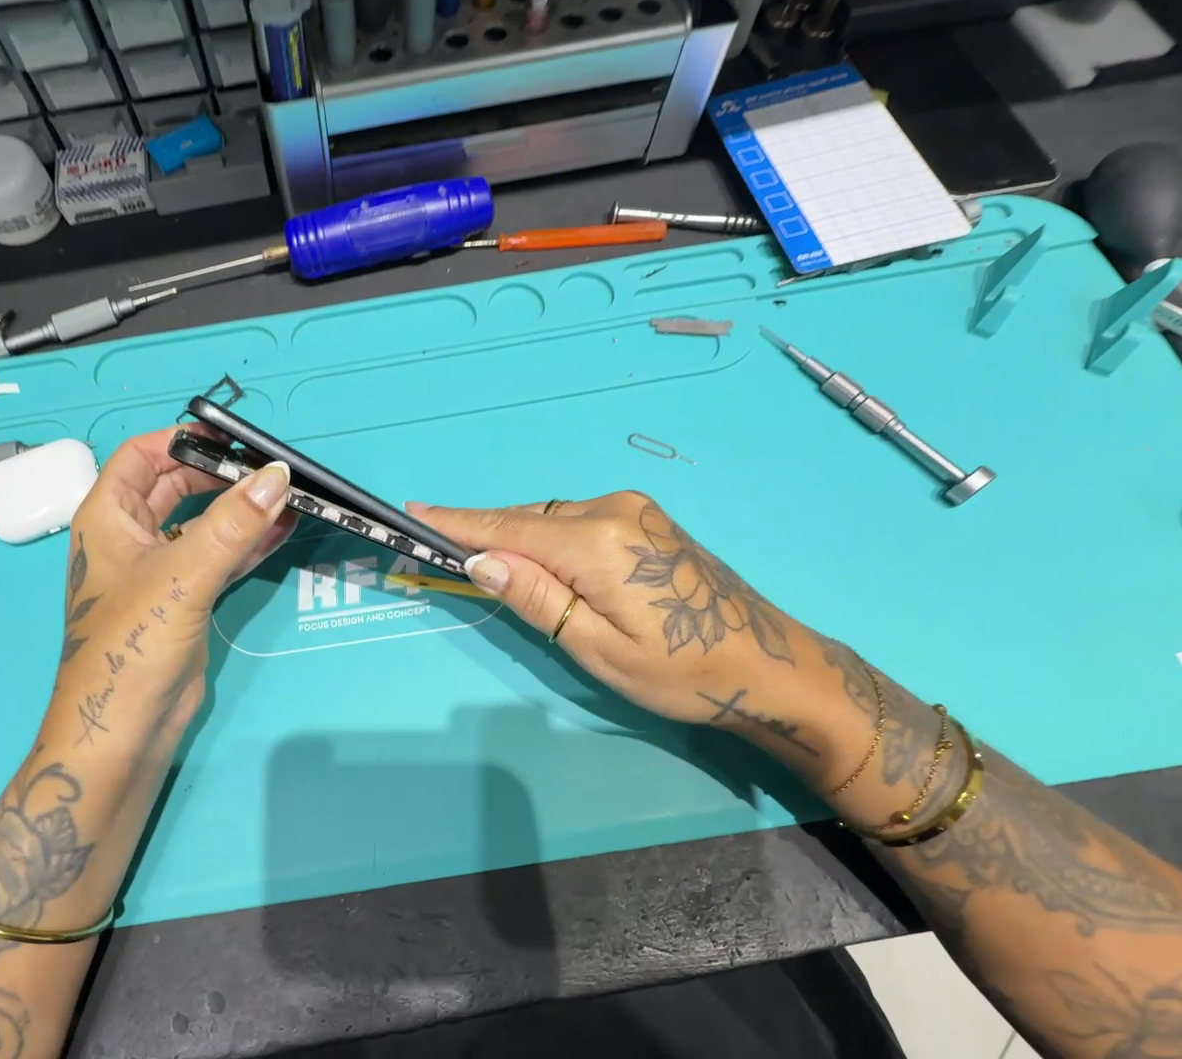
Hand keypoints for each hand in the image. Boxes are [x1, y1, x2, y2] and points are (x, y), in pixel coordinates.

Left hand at [43, 427, 295, 757]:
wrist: (124, 727)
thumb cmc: (134, 641)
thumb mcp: (182, 575)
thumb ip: (232, 524)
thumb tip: (278, 476)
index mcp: (108, 516)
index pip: (142, 455)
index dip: (184, 439)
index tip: (234, 437)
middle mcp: (129, 536)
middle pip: (177, 486)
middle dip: (222, 476)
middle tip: (271, 471)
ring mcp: (158, 569)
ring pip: (202, 523)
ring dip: (240, 509)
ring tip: (288, 497)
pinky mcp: (183, 599)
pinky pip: (218, 557)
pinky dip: (247, 543)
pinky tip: (282, 531)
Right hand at [408, 493, 806, 725]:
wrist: (767, 664)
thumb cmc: (679, 672)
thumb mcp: (597, 649)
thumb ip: (537, 598)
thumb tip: (480, 561)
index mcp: (595, 542)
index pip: (506, 529)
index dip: (457, 524)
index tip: (414, 512)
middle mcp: (611, 509)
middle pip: (525, 520)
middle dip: (483, 534)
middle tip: (439, 548)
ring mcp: (633, 510)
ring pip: (550, 519)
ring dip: (516, 538)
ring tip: (485, 562)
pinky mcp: (645, 519)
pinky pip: (576, 521)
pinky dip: (546, 537)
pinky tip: (539, 560)